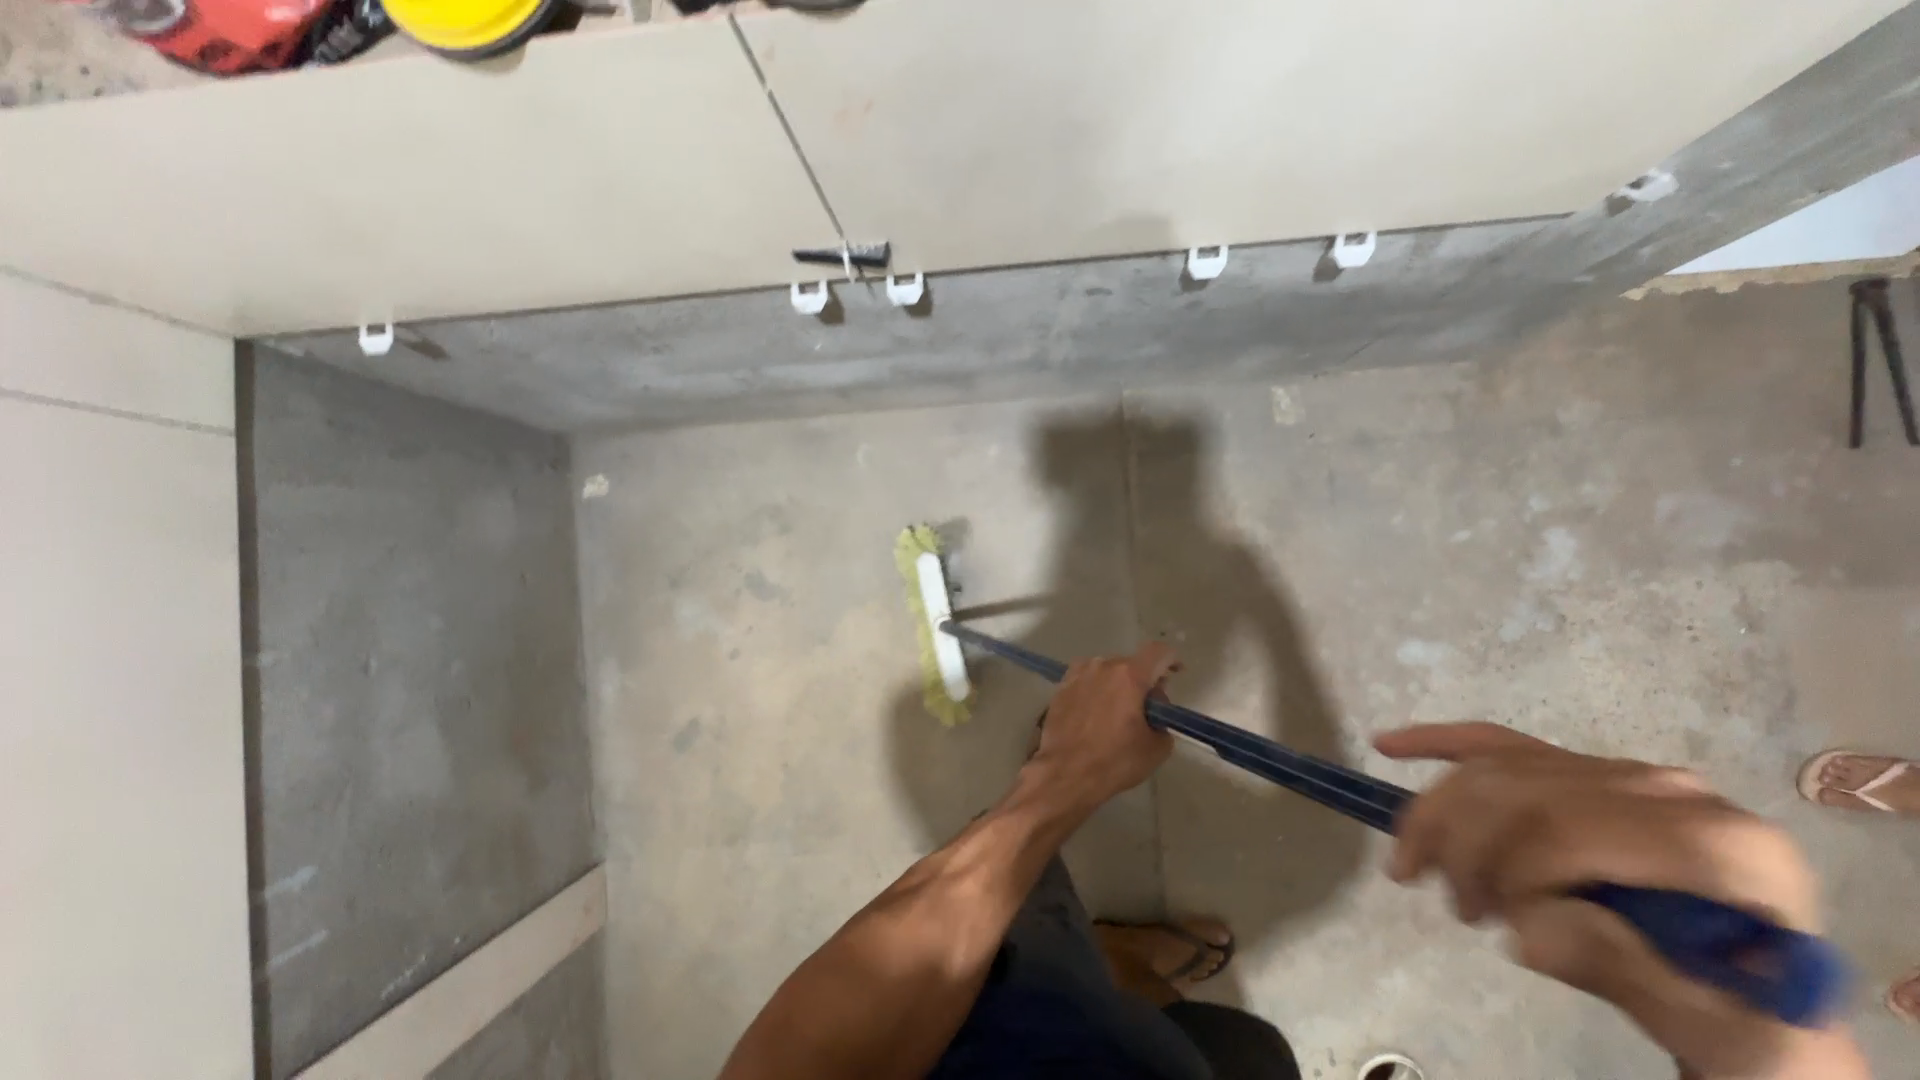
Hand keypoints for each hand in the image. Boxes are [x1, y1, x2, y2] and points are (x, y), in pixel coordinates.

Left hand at [1030, 643, 1180, 808]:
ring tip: (1118, 713)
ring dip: (1118, 685)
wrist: (1065, 773)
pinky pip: (1087, 680)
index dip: (1172, 660)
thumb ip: (1163, 721)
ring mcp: (1078, 674)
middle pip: (1132, 664)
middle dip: (1143, 681)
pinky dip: (1097, 690)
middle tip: (1146, 709)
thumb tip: (1153, 713)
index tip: (1175, 674)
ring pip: (1107, 671)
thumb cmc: (1115, 761)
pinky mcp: (1061, 687)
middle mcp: (1103, 666)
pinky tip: (1096, 712)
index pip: (1158, 652)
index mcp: (1130, 676)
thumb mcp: (1157, 747)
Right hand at [1376, 722, 1850, 1079]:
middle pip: (1526, 788)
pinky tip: (1387, 744)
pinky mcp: (1594, 772)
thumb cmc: (1739, 1017)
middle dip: (1461, 839)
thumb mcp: (1704, 1022)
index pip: (1574, 827)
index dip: (1511, 869)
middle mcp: (1673, 790)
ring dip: (1440, 811)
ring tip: (1418, 867)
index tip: (1483, 922)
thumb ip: (1623, 968)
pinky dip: (1442, 744)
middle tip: (1448, 904)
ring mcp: (1631, 774)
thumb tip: (1525, 926)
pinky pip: (1506, 745)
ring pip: (1501, 766)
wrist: (1757, 997)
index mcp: (1719, 846)